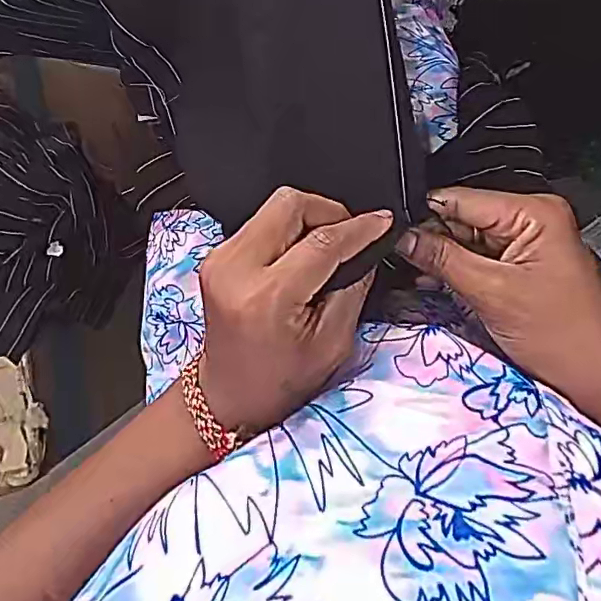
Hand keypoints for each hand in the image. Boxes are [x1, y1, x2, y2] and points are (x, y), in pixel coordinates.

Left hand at [196, 187, 392, 431]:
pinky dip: (290, 229)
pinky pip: (262, 221)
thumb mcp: (332, 343)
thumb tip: (366, 249)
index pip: (322, 241)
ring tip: (327, 248)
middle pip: (290, 204)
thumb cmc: (280, 381)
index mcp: (266, 297)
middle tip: (349, 236)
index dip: (360, 227)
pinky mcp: (217, 255)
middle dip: (330, 212)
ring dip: (309, 219)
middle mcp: (235, 269)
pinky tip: (302, 255)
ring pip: (275, 206)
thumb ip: (352, 289)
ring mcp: (220, 259)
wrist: (228, 396)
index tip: (383, 222)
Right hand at [396, 187, 600, 410]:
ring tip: (428, 280)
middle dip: (434, 241)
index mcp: (535, 211)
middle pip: (463, 217)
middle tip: (409, 264)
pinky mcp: (524, 263)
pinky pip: (481, 257)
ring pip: (468, 239)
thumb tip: (405, 238)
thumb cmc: (565, 338)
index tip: (396, 236)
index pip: (462, 199)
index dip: (425, 216)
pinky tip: (443, 285)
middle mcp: (534, 218)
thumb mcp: (492, 293)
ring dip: (445, 259)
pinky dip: (461, 271)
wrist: (597, 380)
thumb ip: (442, 259)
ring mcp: (529, 241)